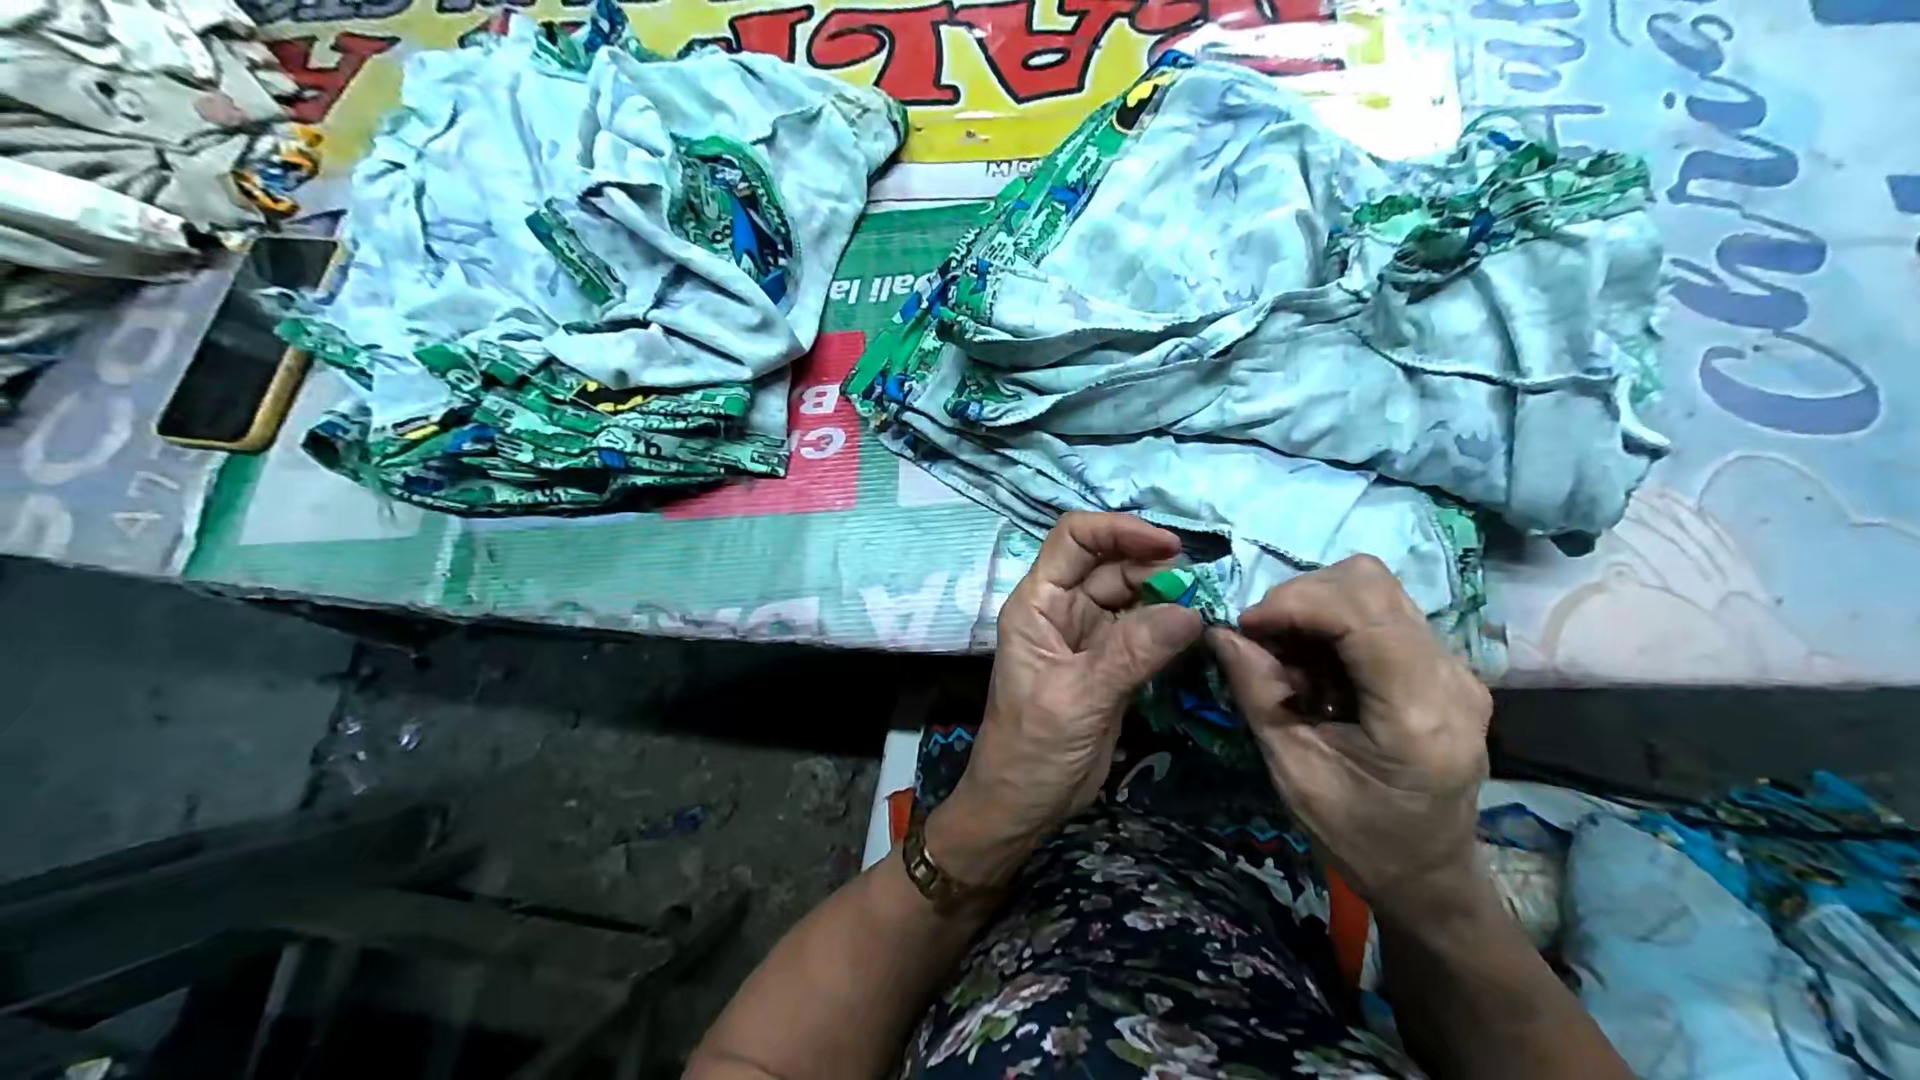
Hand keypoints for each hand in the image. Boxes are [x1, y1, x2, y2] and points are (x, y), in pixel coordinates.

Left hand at [932, 513, 1203, 887]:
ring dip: (1167, 594)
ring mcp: (1088, 635)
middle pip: (1109, 564)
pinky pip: (1144, 630)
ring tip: (1207, 603)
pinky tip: (1198, 629)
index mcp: (1038, 604)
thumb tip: (1191, 612)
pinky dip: (1170, 626)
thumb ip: (1132, 653)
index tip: (1168, 546)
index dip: (1118, 531)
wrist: (1024, 804)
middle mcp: (1062, 610)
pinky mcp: (1111, 663)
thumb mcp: (1079, 699)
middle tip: (1202, 583)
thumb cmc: (1032, 749)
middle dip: (1153, 564)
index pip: (1073, 540)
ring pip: (1131, 595)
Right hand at [1206, 555, 1491, 924]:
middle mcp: (1450, 676)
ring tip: (1285, 650)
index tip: (1245, 627)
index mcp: (1418, 713)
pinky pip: (1380, 611)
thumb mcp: (1292, 771)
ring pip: (1374, 587)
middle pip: (1370, 582)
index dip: (1293, 602)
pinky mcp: (1442, 666)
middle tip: (1262, 638)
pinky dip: (1331, 619)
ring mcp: (1454, 667)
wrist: (1429, 875)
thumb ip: (1257, 693)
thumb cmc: (1358, 836)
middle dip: (1299, 596)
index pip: (1361, 612)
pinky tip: (1313, 661)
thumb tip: (1219, 631)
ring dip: (1314, 605)